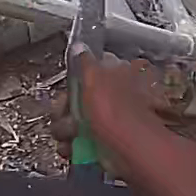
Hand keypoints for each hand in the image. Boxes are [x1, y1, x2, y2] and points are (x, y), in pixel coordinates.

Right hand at [51, 48, 179, 175]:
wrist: (130, 150)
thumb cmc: (113, 110)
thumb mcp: (96, 78)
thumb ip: (84, 62)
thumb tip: (79, 45)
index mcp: (115, 76)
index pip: (87, 73)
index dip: (73, 83)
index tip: (66, 92)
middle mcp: (112, 98)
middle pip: (76, 99)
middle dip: (64, 110)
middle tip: (65, 117)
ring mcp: (108, 122)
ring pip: (73, 122)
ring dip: (65, 130)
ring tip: (69, 136)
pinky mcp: (103, 144)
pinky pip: (79, 143)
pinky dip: (72, 147)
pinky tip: (70, 149)